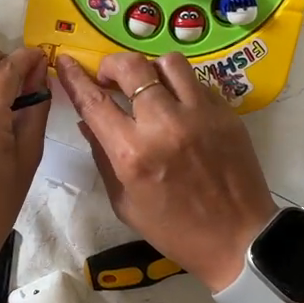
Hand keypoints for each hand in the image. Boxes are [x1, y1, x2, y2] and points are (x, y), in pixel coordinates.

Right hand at [55, 52, 277, 290]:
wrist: (237, 240)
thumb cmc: (174, 230)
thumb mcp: (125, 203)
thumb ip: (103, 157)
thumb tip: (88, 122)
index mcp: (132, 153)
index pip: (94, 101)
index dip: (74, 77)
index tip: (65, 62)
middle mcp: (164, 125)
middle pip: (131, 67)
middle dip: (112, 64)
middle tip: (109, 77)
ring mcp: (199, 114)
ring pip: (168, 62)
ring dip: (150, 68)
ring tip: (148, 84)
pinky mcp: (225, 113)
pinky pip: (196, 82)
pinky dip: (179, 86)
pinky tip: (177, 104)